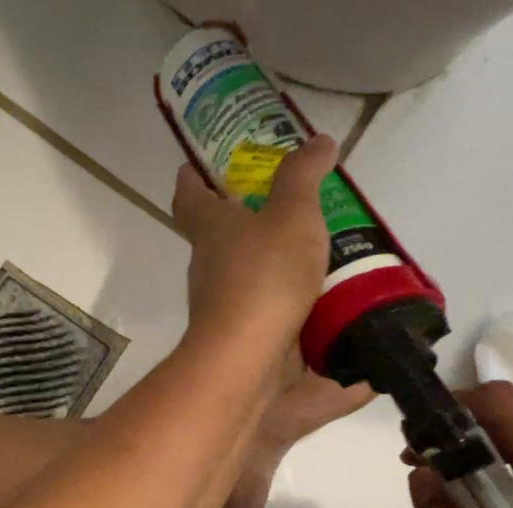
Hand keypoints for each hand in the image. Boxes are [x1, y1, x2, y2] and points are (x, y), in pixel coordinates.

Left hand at [172, 135, 336, 347]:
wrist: (245, 360)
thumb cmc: (263, 277)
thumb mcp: (291, 214)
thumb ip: (302, 177)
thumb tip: (316, 142)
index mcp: (210, 230)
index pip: (189, 198)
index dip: (191, 179)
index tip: (192, 165)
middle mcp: (207, 266)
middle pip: (217, 236)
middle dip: (243, 218)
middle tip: (282, 200)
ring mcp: (221, 304)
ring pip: (243, 271)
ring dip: (270, 258)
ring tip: (315, 244)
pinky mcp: (242, 333)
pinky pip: (266, 304)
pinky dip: (288, 294)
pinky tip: (323, 290)